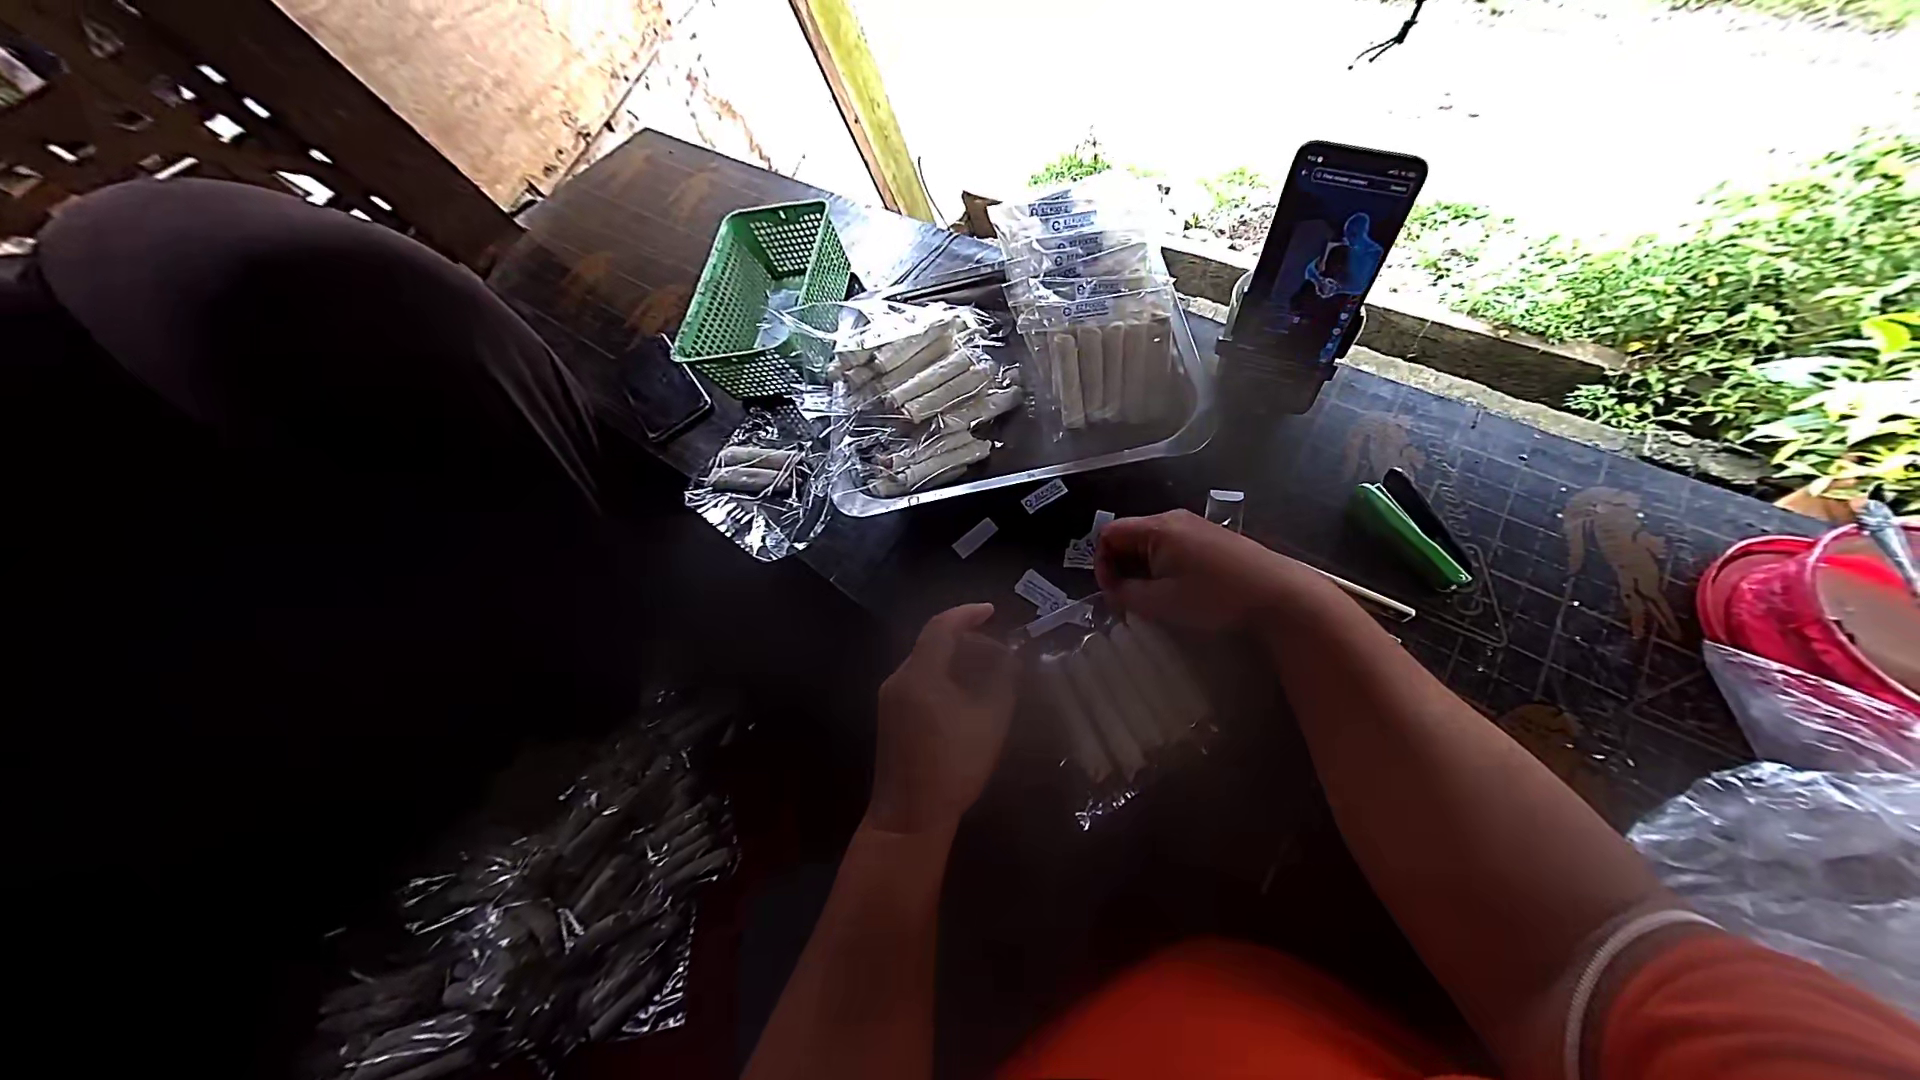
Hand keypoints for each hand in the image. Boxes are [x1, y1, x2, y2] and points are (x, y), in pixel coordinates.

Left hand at [867, 603, 1016, 836]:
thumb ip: (1002, 682)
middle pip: (933, 643)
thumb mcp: (989, 721)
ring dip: (958, 661)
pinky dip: (945, 677)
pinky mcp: (892, 715)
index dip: (967, 615)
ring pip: (927, 663)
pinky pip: (920, 681)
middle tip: (1002, 657)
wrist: (909, 816)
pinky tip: (968, 695)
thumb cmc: (953, 766)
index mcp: (919, 675)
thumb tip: (1010, 660)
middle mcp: (899, 679)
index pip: (941, 627)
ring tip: (991, 676)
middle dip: (969, 642)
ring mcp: (891, 698)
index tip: (992, 611)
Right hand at [1095, 509, 1335, 631]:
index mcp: (1157, 528)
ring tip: (1154, 598)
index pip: (1108, 533)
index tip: (1111, 592)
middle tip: (1129, 599)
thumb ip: (1126, 593)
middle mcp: (1173, 519)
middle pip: (1129, 536)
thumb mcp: (1161, 602)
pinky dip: (1164, 566)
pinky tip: (1179, 590)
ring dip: (1143, 569)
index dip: (1101, 563)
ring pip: (1151, 543)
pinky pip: (1173, 547)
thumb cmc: (1215, 597)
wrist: (1279, 594)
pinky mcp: (1211, 539)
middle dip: (1121, 567)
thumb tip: (1112, 589)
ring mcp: (1195, 527)